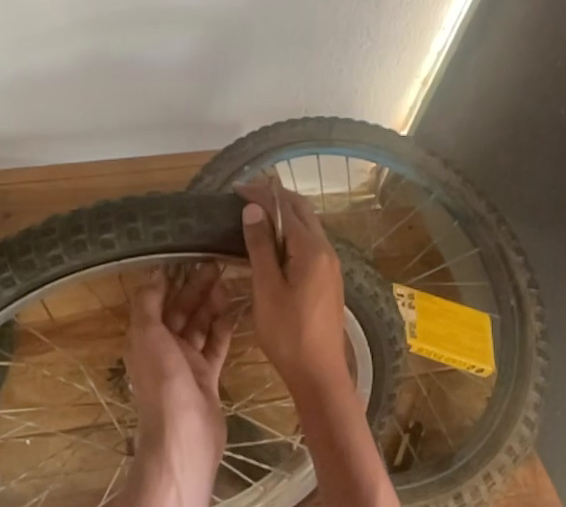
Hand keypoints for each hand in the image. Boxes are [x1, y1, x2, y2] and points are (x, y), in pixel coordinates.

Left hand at [123, 263, 233, 506]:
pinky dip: (224, 327)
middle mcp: (165, 347)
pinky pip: (216, 345)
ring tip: (228, 282)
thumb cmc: (162, 382)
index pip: (159, 300)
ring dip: (211, 304)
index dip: (172, 279)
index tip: (189, 256)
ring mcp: (187, 363)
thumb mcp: (147, 336)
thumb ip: (149, 304)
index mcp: (145, 337)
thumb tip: (154, 272)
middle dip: (196, 288)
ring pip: (200, 325)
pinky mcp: (208, 377)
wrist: (184, 438)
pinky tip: (235, 309)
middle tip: (216, 264)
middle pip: (182, 310)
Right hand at [237, 184, 350, 394]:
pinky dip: (290, 231)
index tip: (235, 189)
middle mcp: (326, 250)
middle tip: (245, 194)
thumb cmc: (288, 333)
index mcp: (311, 248)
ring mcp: (330, 265)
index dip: (260, 194)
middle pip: (301, 210)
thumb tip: (253, 209)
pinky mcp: (328, 279)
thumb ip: (260, 246)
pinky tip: (272, 242)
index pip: (285, 207)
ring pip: (307, 226)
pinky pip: (309, 242)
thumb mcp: (267, 288)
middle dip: (275, 197)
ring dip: (284, 213)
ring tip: (255, 213)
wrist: (320, 375)